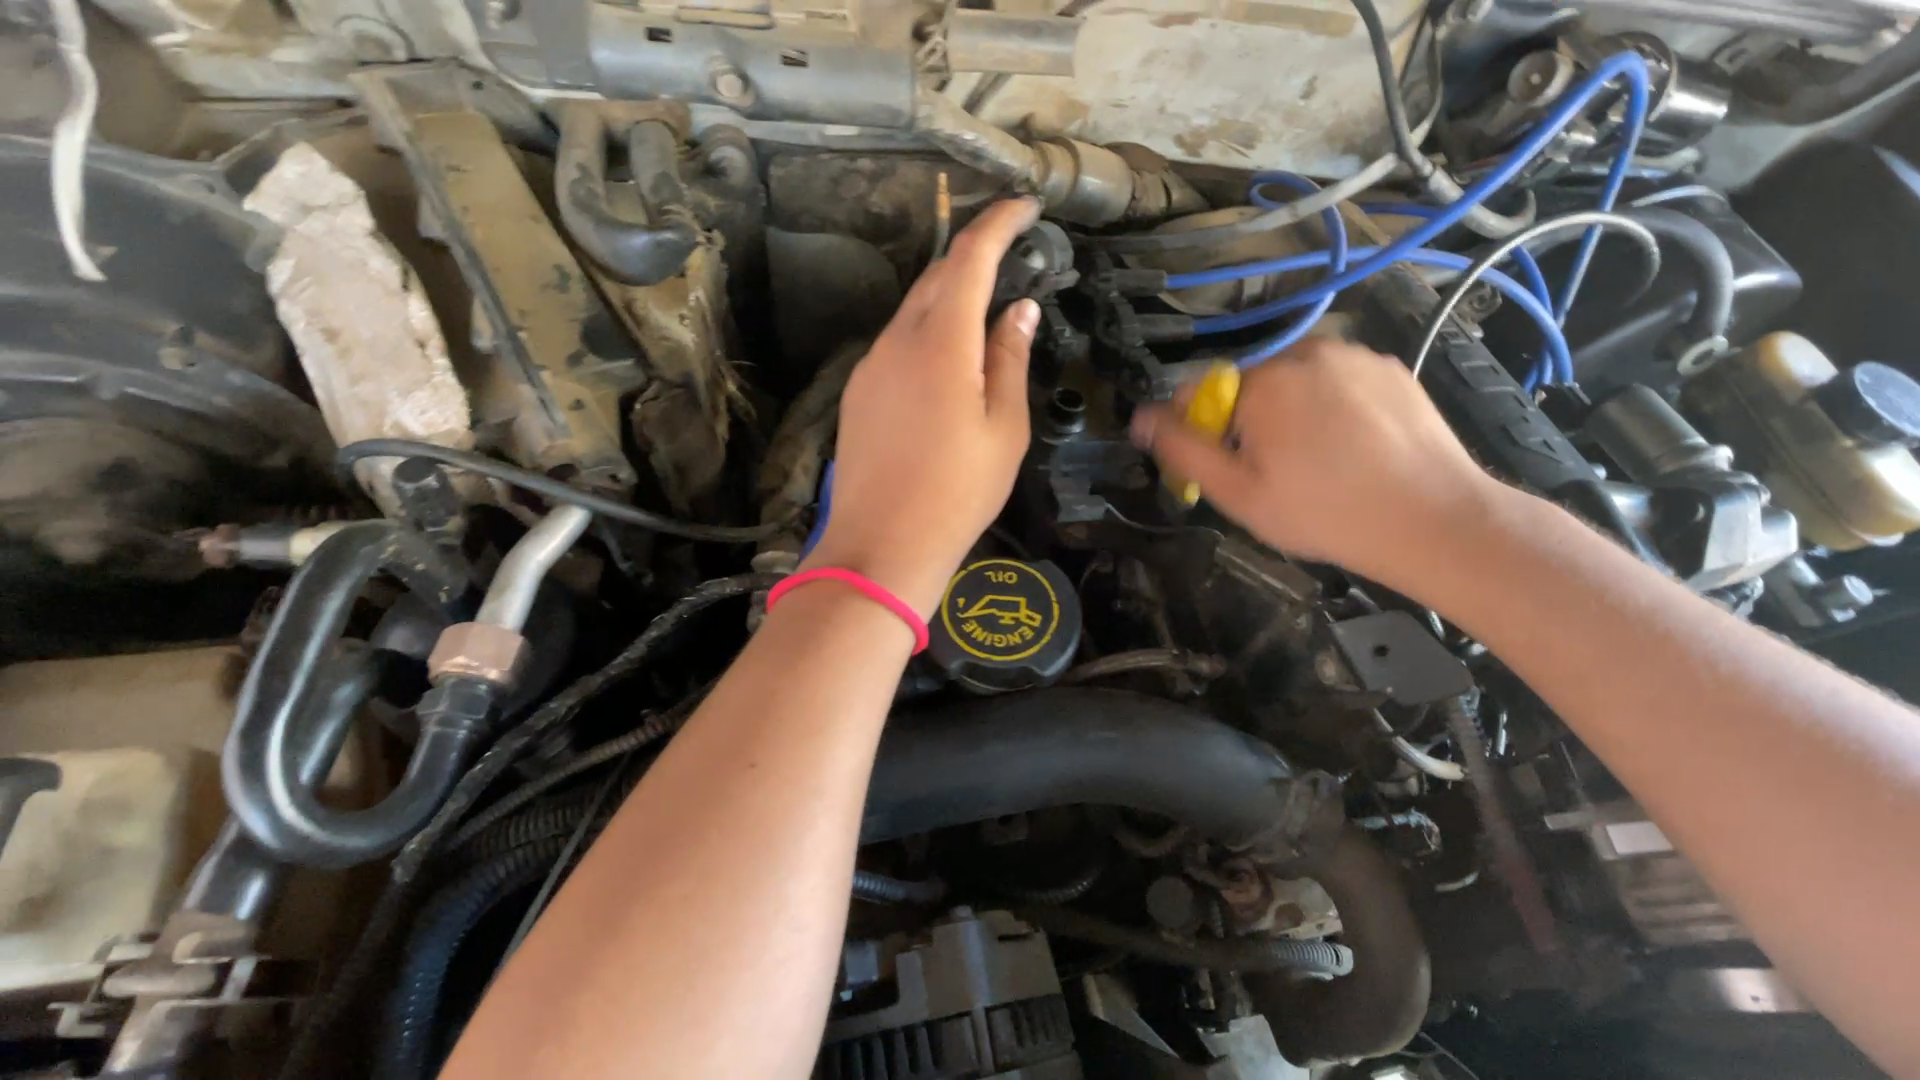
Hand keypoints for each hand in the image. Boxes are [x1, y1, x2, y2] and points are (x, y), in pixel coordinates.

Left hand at [802, 198, 1042, 615]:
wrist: (881, 546)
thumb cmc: (958, 491)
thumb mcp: (1003, 428)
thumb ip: (1010, 359)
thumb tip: (1018, 309)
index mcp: (941, 342)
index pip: (969, 259)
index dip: (998, 224)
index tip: (1026, 206)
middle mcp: (898, 340)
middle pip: (936, 277)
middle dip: (975, 257)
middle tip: (1013, 258)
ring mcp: (871, 366)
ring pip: (914, 310)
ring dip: (949, 296)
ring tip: (987, 311)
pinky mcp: (858, 391)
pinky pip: (897, 342)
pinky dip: (928, 330)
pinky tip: (949, 358)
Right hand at [1131, 338, 1502, 588]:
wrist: (1433, 519)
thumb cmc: (1324, 513)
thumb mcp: (1238, 494)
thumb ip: (1182, 451)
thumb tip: (1139, 418)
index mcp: (1262, 381)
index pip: (1199, 391)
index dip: (1201, 432)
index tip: (1224, 469)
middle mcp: (1306, 351)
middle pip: (1248, 384)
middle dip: (1247, 421)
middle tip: (1275, 473)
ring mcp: (1355, 355)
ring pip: (1295, 380)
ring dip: (1290, 411)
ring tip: (1319, 462)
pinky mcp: (1390, 367)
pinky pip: (1338, 380)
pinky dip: (1332, 406)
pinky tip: (1352, 448)